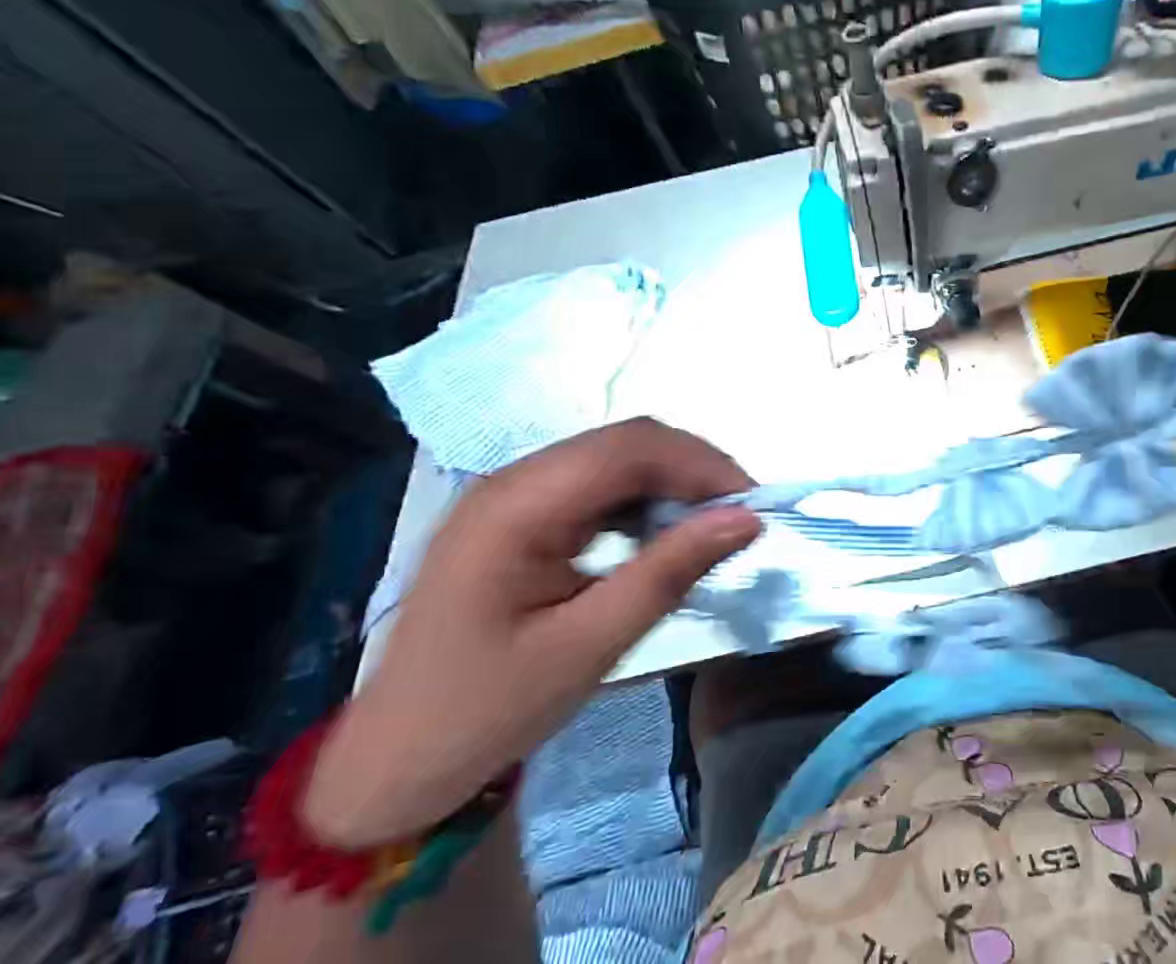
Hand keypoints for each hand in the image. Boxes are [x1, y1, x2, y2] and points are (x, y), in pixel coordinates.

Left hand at [302, 419, 761, 849]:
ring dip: (673, 485)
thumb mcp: (591, 645)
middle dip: (694, 472)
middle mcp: (511, 482)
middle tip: (740, 521)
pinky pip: (598, 487)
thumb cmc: (489, 710)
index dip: (702, 465)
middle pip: (625, 443)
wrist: (396, 759)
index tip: (753, 508)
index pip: (629, 448)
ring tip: (710, 532)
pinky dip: (645, 503)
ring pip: (616, 460)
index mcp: (515, 507)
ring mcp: (512, 496)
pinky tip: (661, 539)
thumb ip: (671, 572)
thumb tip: (748, 518)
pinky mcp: (520, 517)